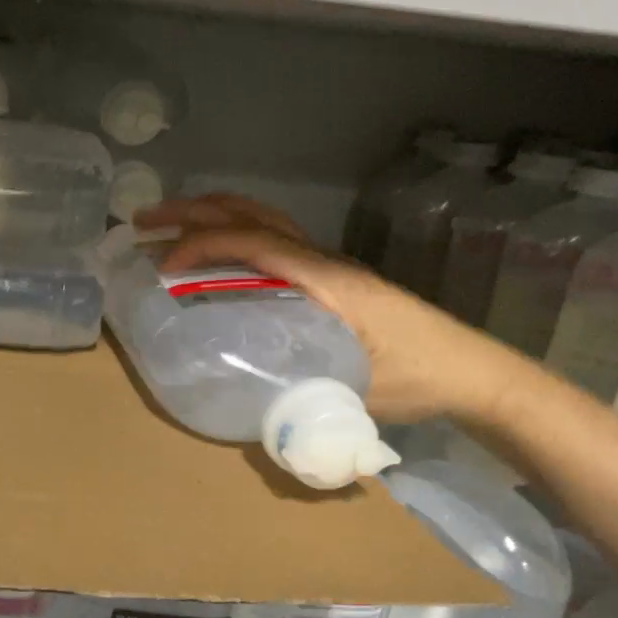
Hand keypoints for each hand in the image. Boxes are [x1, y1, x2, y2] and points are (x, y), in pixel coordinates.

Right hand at [134, 195, 532, 425]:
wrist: (475, 371)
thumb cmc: (422, 379)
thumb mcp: (359, 394)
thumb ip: (303, 395)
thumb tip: (241, 406)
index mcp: (325, 278)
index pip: (254, 242)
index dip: (202, 246)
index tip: (163, 266)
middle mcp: (321, 258)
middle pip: (249, 214)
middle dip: (191, 211)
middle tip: (142, 220)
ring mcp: (325, 262)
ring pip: (260, 217)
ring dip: (210, 214)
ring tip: (165, 224)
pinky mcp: (328, 275)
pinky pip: (270, 235)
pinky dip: (231, 230)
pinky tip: (213, 252)